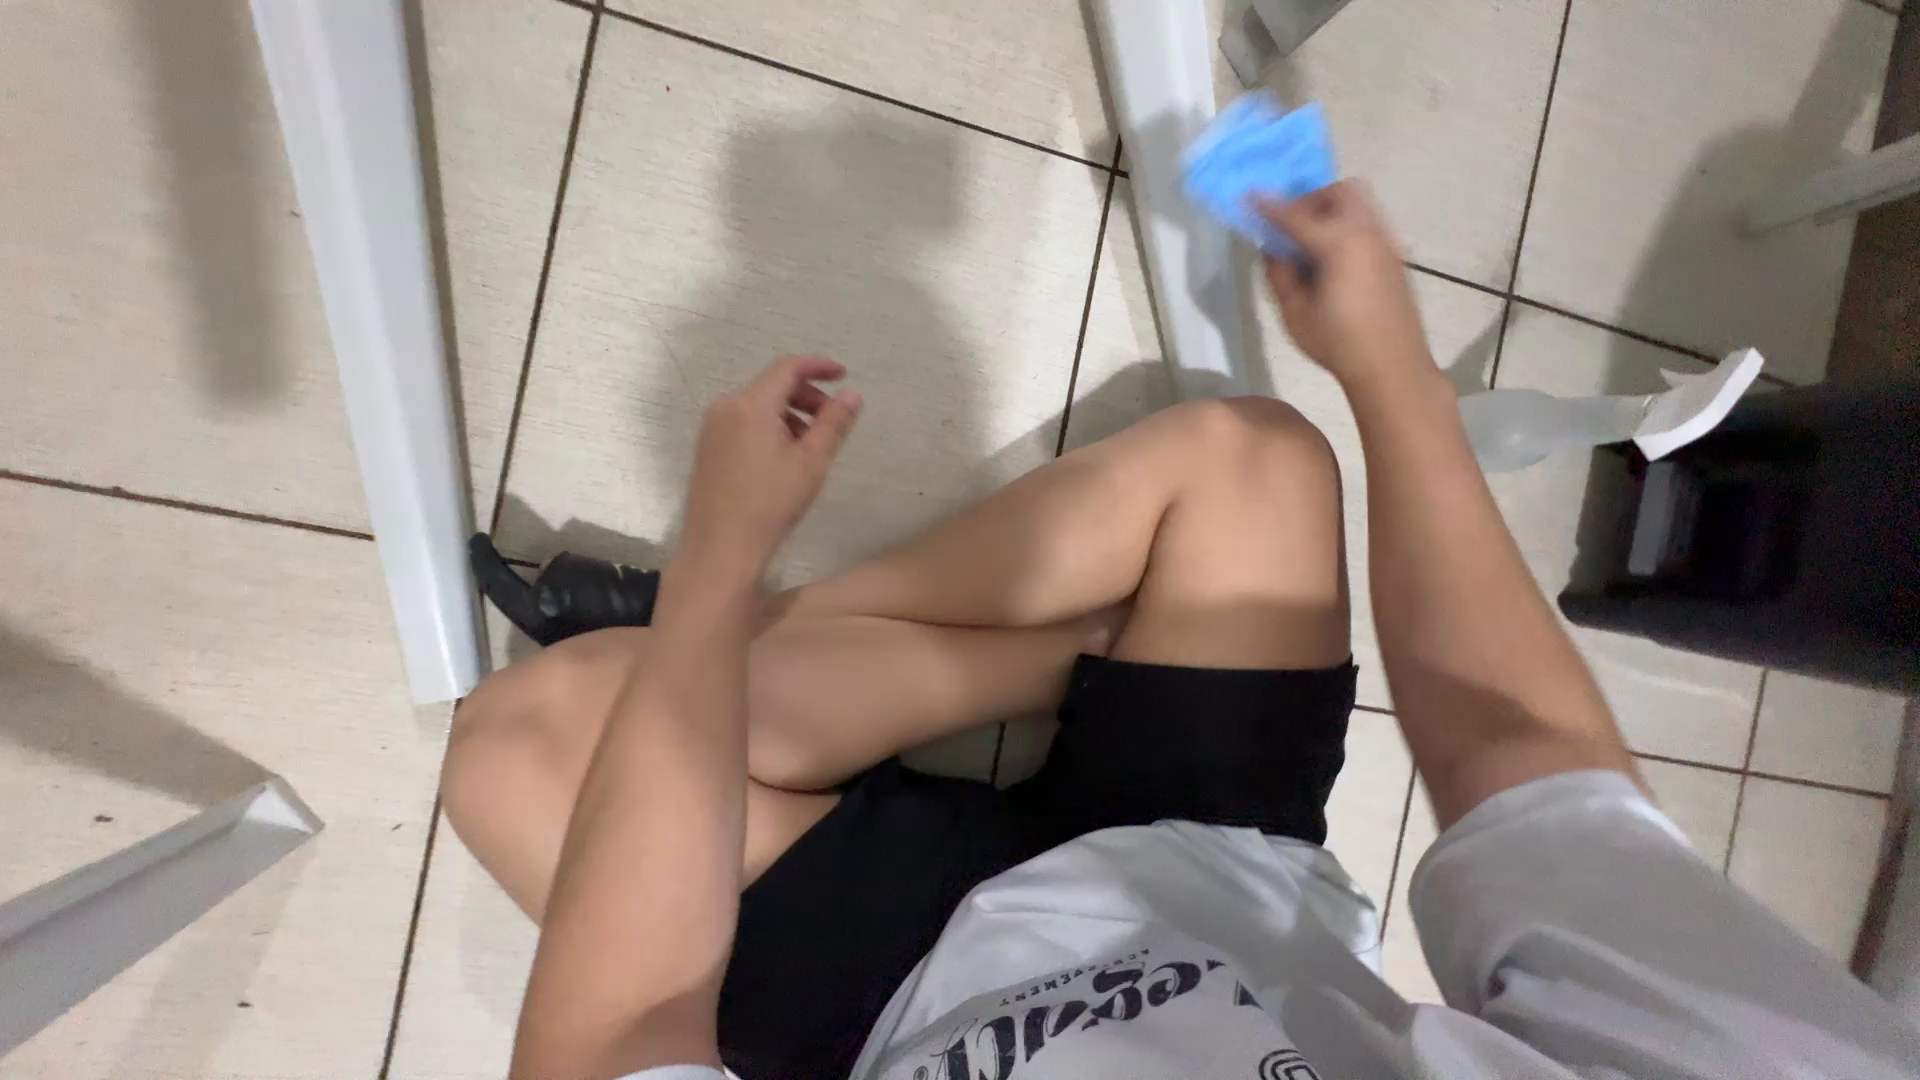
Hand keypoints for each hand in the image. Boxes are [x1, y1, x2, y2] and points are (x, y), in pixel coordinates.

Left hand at [679, 355, 861, 577]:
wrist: (721, 548)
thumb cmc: (771, 504)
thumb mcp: (811, 463)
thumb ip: (834, 423)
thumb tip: (851, 394)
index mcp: (750, 404)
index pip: (788, 368)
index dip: (819, 366)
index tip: (844, 375)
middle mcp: (726, 406)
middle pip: (772, 385)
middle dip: (807, 396)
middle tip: (833, 421)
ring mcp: (712, 427)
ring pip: (758, 405)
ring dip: (789, 414)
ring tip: (810, 448)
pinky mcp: (707, 448)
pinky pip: (743, 422)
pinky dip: (769, 427)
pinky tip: (783, 459)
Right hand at [1259, 182, 1431, 385]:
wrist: (1391, 363)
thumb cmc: (1337, 342)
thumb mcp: (1295, 313)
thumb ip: (1280, 274)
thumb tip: (1273, 250)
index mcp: (1340, 245)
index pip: (1297, 217)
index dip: (1270, 206)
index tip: (1249, 195)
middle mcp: (1367, 232)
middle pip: (1339, 192)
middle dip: (1310, 200)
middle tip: (1289, 227)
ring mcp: (1385, 242)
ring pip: (1357, 204)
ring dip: (1329, 212)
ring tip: (1308, 245)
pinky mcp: (1393, 256)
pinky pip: (1366, 224)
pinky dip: (1344, 227)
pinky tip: (1329, 260)